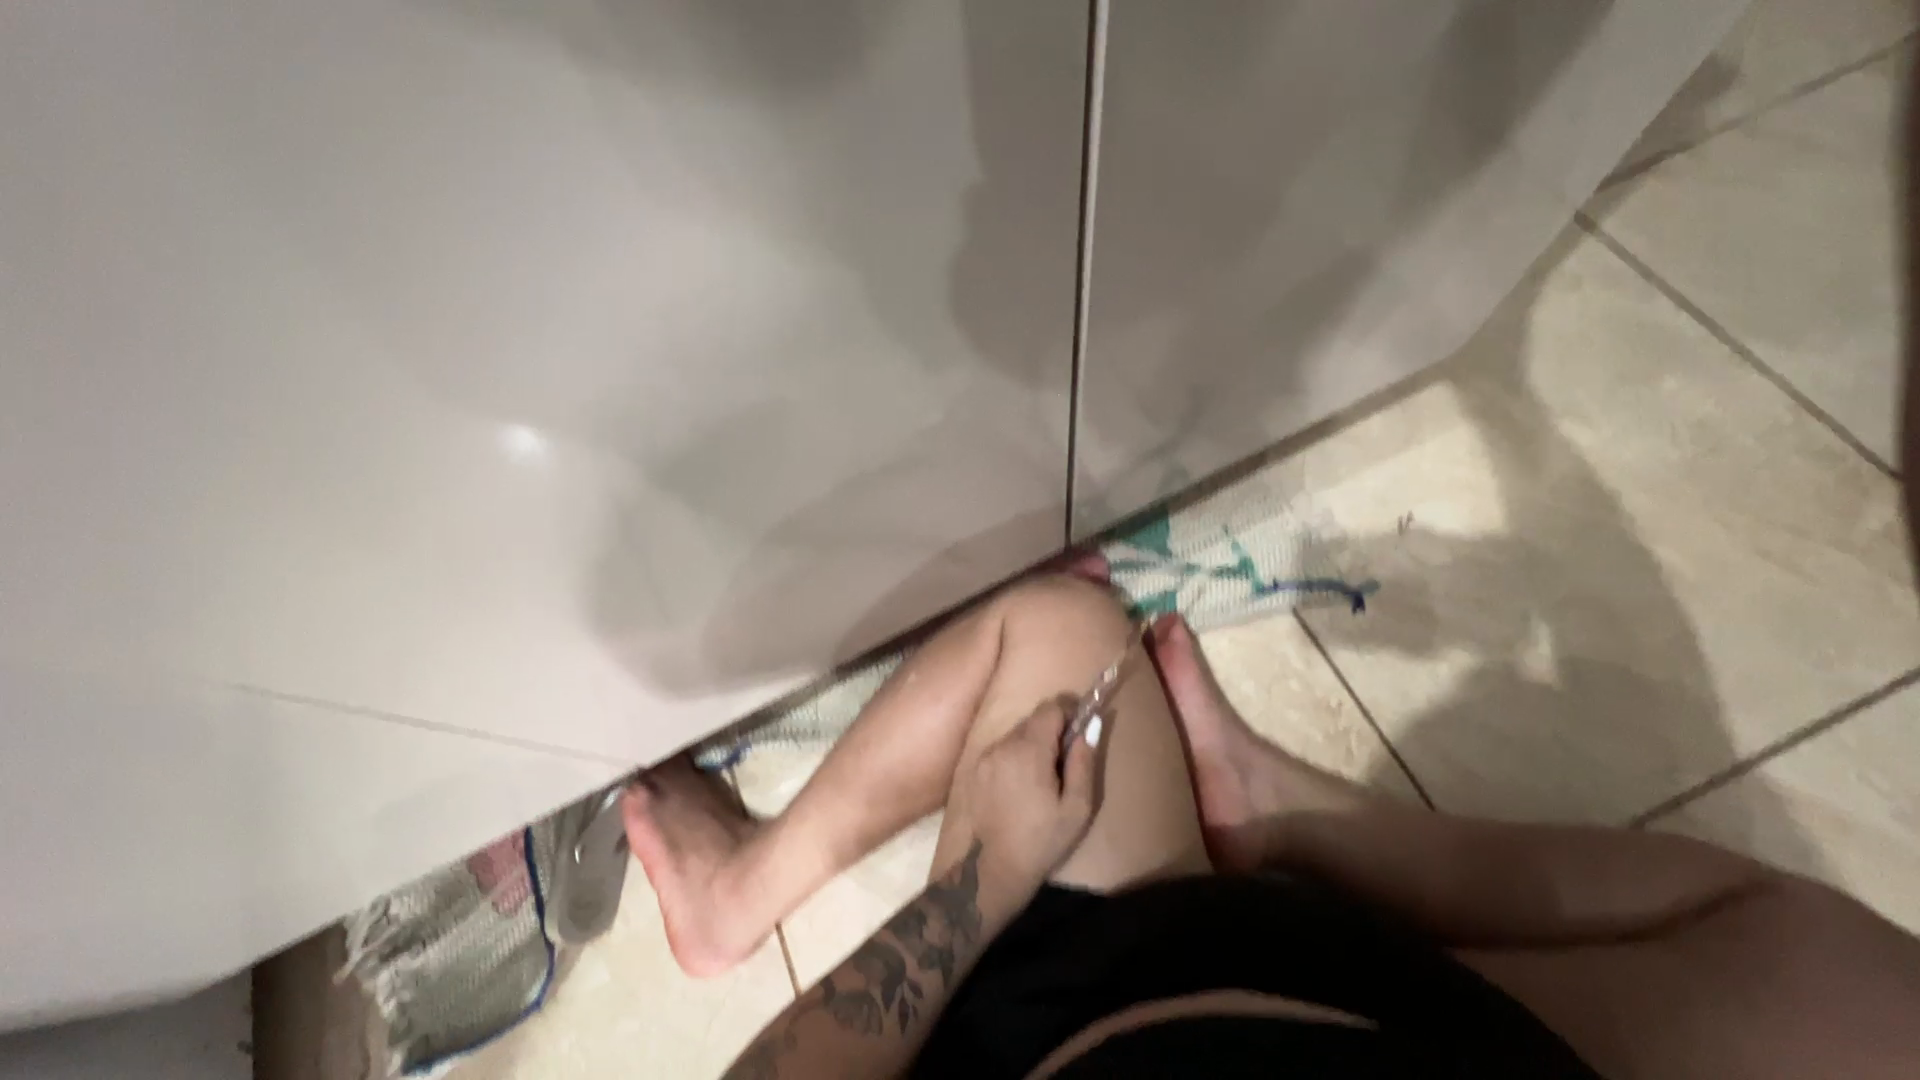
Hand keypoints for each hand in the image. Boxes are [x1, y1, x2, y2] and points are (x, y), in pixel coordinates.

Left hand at [950, 700, 1103, 893]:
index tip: (1079, 734)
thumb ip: (1084, 761)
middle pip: (1032, 720)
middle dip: (1052, 733)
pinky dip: (1014, 759)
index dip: (1069, 714)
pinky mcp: (971, 770)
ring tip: (1042, 781)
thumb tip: (1091, 725)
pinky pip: (1000, 751)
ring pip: (1015, 735)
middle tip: (1064, 764)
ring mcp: (983, 756)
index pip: (1051, 708)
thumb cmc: (1042, 842)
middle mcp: (1002, 745)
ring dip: (1032, 746)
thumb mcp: (1077, 808)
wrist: (990, 871)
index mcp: (1028, 750)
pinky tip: (1020, 789)